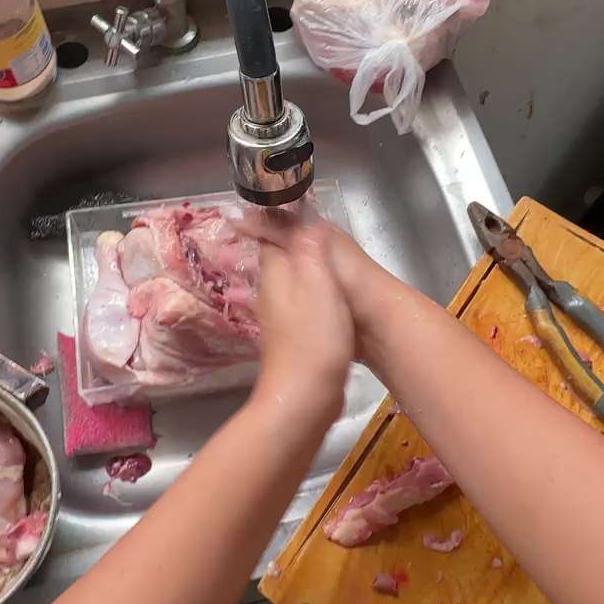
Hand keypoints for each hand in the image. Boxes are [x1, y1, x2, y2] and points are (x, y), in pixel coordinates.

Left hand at [242, 211, 354, 427]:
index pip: (271, 235)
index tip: (295, 204)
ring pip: (294, 282)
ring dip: (308, 269)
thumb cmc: (314, 338)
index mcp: (275, 274)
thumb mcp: (318, 283)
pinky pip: (304, 305)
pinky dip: (317, 295)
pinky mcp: (295, 339)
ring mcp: (282, 318)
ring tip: (331, 260)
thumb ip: (309, 249)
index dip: (281, 219)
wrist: (305, 398)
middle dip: (296, 243)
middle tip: (321, 229)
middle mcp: (273, 293)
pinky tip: (333, 301)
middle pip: (282, 258)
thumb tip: (301, 216)